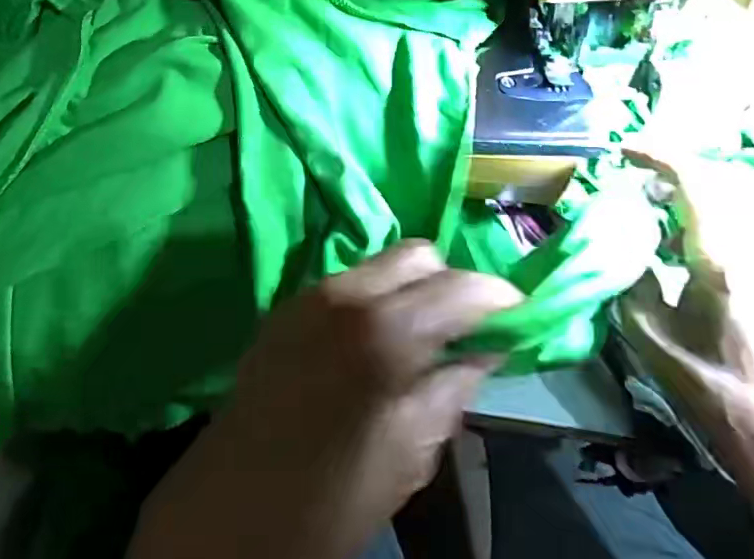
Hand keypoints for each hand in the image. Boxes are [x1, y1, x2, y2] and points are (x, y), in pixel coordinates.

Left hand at [128, 241, 521, 558]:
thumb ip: (449, 391)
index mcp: (382, 331)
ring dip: (409, 286)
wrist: (235, 499)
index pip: (456, 286)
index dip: (496, 297)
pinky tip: (377, 338)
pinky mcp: (285, 306)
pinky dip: (373, 295)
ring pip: (376, 262)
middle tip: (467, 324)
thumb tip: (480, 354)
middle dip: (450, 280)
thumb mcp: (409, 452)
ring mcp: (307, 294)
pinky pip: (344, 282)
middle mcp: (343, 294)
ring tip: (424, 332)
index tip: (519, 315)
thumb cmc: (332, 493)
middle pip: (414, 254)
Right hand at [617, 144, 753, 558]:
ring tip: (668, 204)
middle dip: (682, 166)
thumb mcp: (648, 334)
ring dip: (708, 189)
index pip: (696, 183)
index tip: (625, 150)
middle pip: (730, 182)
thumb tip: (621, 239)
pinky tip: (705, 240)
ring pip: (753, 202)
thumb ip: (632, 274)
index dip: (658, 155)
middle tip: (643, 176)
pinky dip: (729, 214)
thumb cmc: (711, 390)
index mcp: (724, 264)